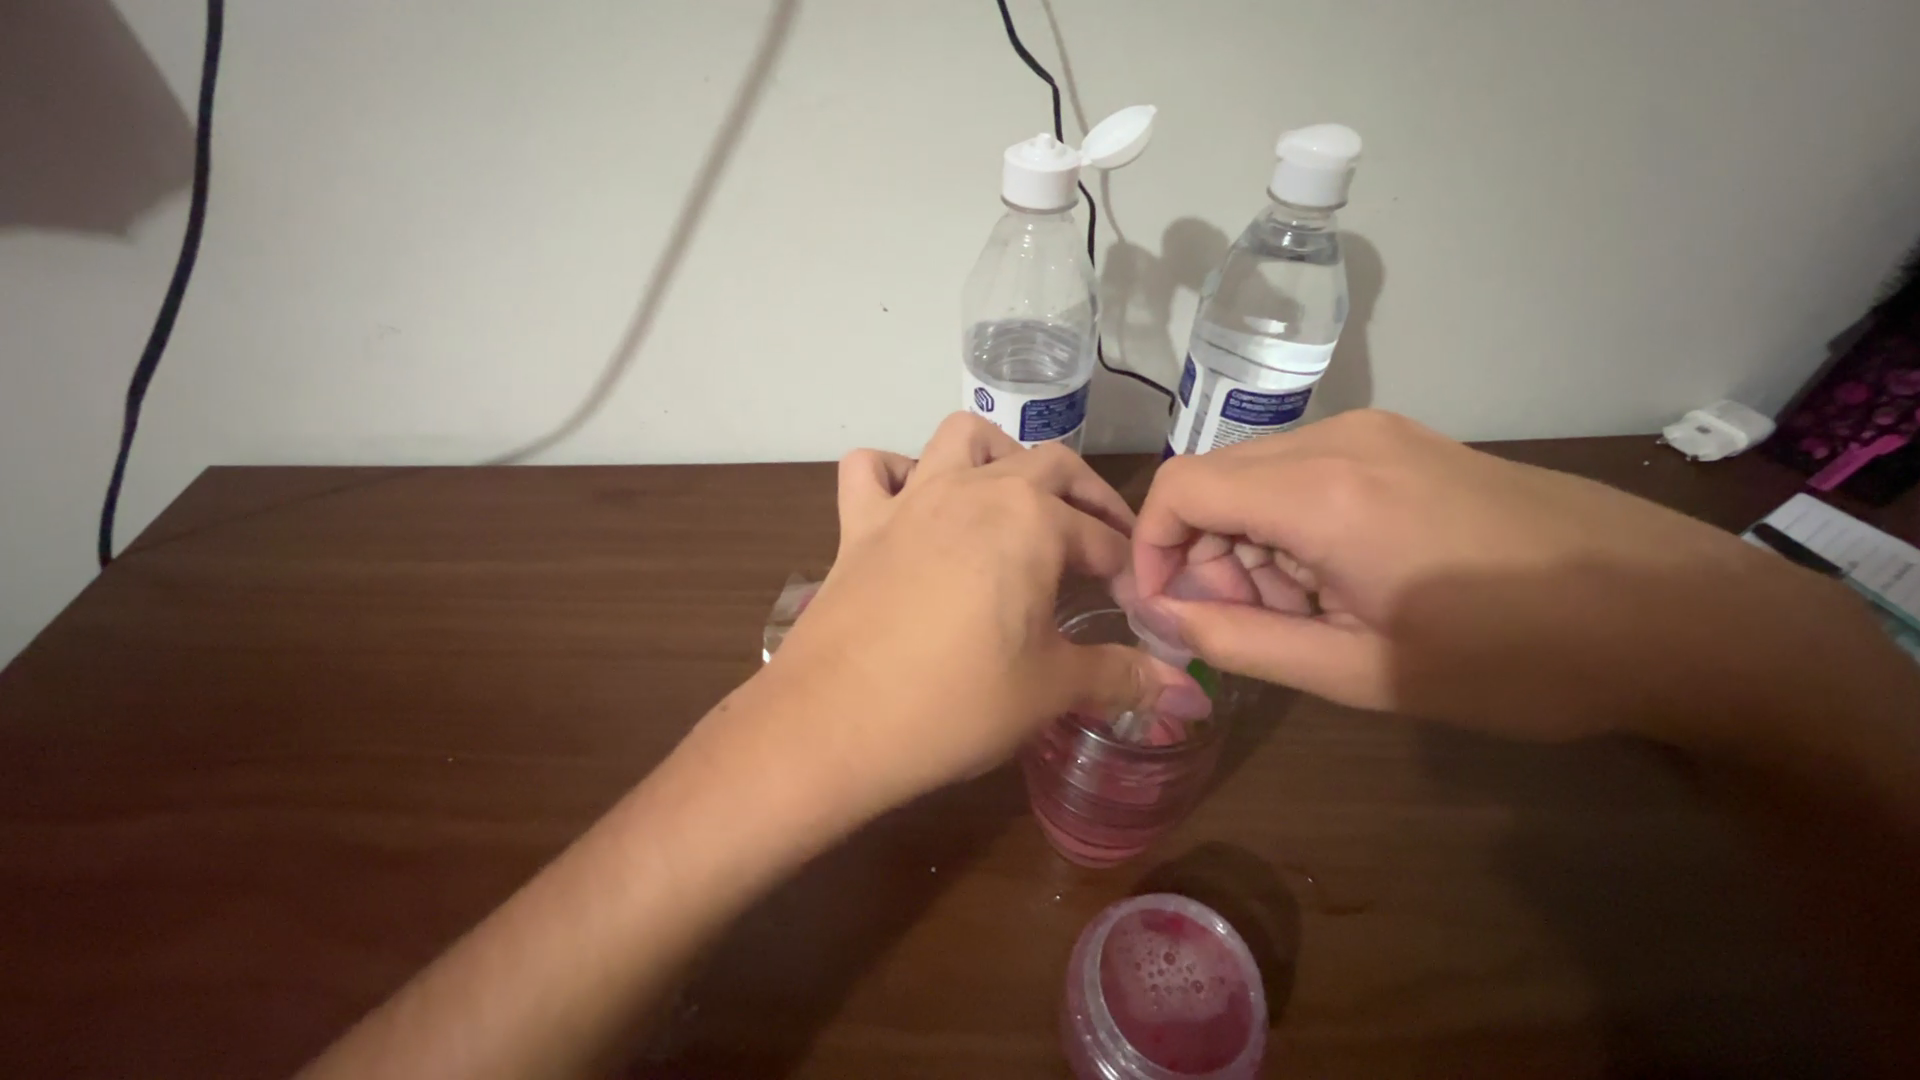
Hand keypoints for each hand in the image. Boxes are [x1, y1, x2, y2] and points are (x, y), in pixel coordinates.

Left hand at [760, 413, 1210, 807]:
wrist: (833, 725)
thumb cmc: (956, 703)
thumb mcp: (1050, 690)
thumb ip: (1124, 678)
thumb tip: (1192, 695)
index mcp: (1032, 520)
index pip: (1102, 537)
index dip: (1128, 573)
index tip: (1139, 608)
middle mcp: (975, 489)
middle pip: (1049, 467)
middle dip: (1087, 500)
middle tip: (1102, 547)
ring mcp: (911, 499)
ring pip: (964, 438)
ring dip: (999, 457)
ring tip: (1015, 501)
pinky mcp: (859, 524)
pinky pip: (874, 470)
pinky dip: (897, 473)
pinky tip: (915, 506)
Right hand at [1129, 409, 1898, 742]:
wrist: (1678, 616)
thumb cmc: (1514, 659)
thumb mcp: (1361, 671)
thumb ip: (1243, 640)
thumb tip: (1162, 614)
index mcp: (1321, 492)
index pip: (1180, 488)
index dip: (1150, 547)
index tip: (1166, 608)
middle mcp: (1339, 438)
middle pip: (1216, 480)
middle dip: (1209, 554)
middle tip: (1255, 624)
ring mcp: (1380, 432)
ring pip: (1260, 477)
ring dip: (1254, 544)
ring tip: (1313, 611)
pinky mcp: (1408, 442)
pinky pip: (1309, 472)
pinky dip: (1295, 526)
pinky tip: (1348, 579)